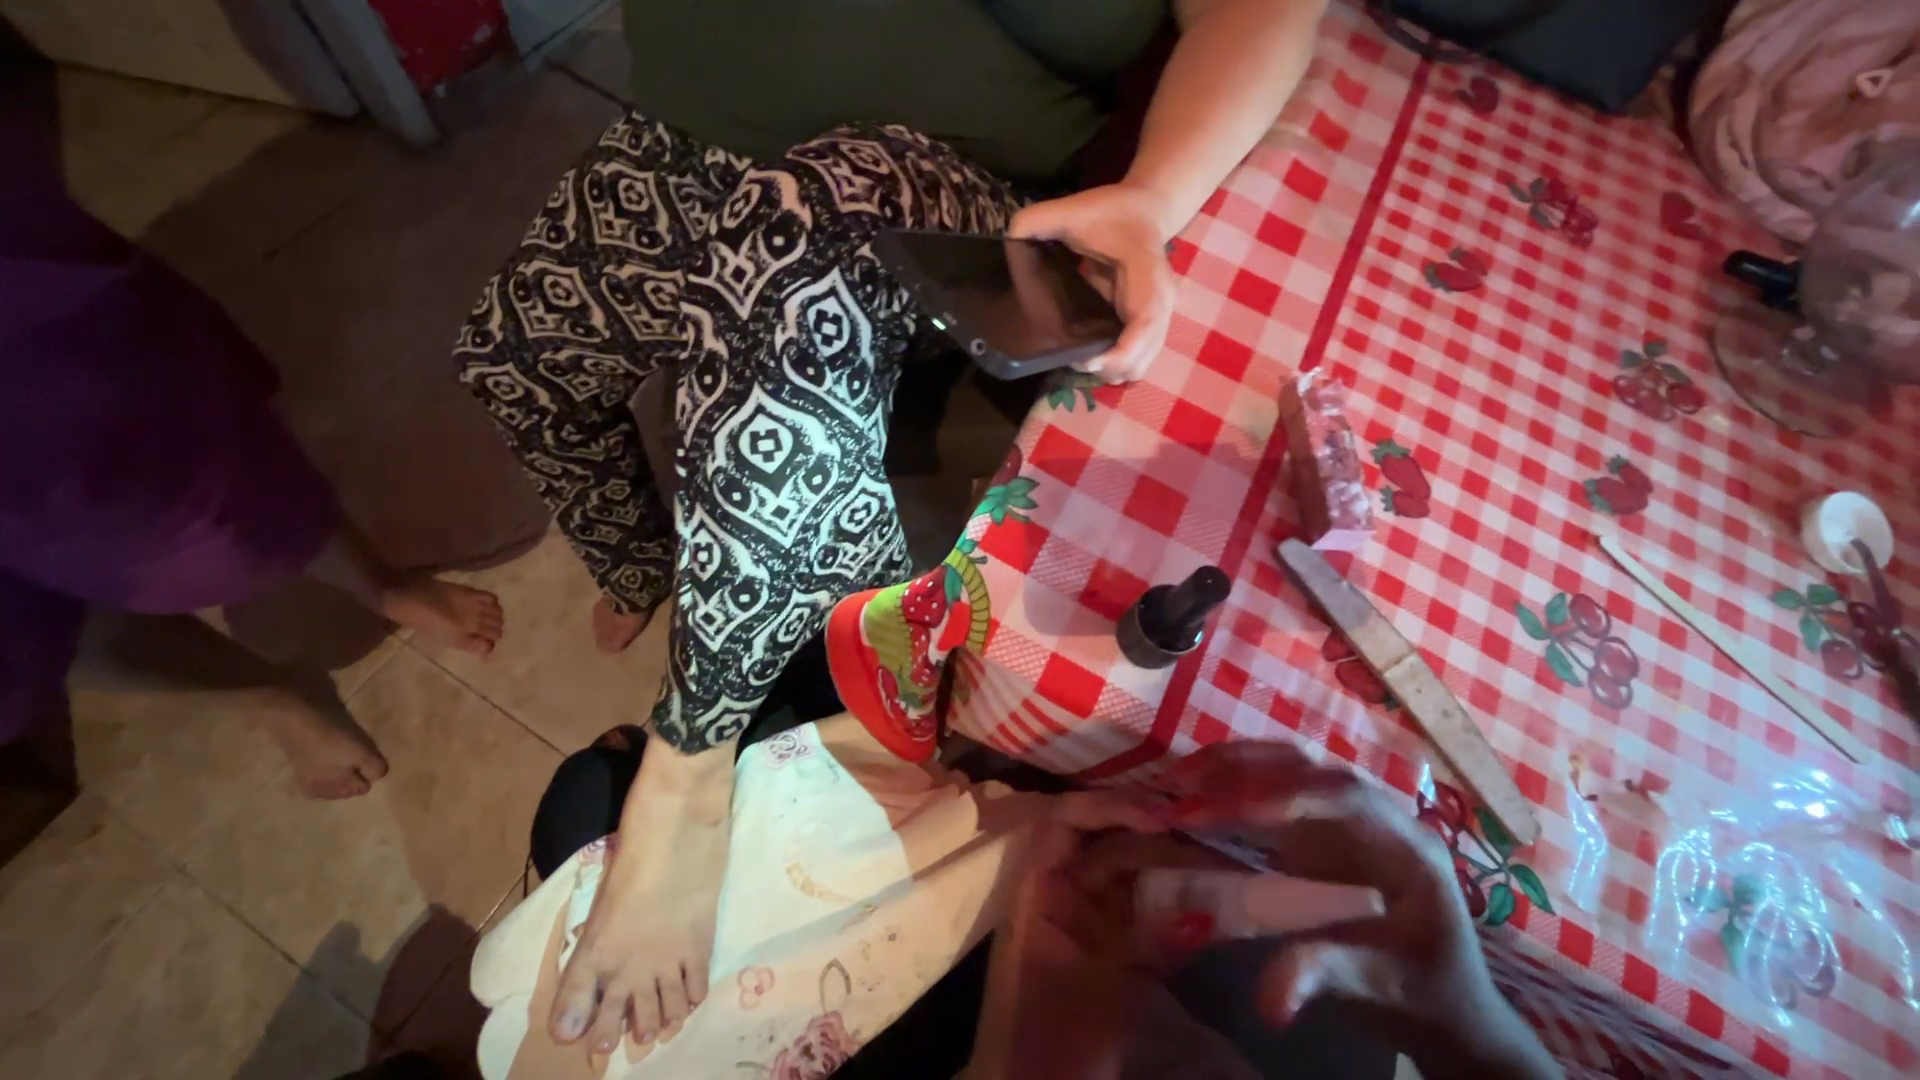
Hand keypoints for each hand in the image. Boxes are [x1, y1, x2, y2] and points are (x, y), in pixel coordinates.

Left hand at [548, 746, 733, 1055]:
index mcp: (597, 950)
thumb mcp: (603, 894)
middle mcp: (629, 964)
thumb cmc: (635, 846)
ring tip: (661, 1026)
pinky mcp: (699, 944)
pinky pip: (695, 989)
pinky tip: (690, 995)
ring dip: (660, 1021)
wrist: (679, 821)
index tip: (582, 1039)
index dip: (583, 1028)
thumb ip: (591, 955)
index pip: (580, 1008)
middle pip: (623, 1019)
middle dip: (621, 1033)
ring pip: (663, 1011)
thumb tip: (574, 1009)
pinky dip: (691, 998)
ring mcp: (666, 958)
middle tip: (631, 1035)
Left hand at [977, 789, 1191, 1079]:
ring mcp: (1093, 916)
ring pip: (1135, 870)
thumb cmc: (1053, 1043)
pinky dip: (1180, 899)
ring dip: (1174, 863)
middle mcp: (1063, 891)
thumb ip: (1147, 946)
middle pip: (1108, 840)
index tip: (1160, 815)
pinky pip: (1151, 906)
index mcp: (1037, 889)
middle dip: (1155, 834)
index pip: (1064, 822)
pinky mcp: (1121, 943)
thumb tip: (1200, 914)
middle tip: (1209, 831)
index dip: (1107, 807)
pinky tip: (1216, 891)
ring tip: (1222, 856)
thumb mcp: (1100, 993)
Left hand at [1010, 184, 1177, 384]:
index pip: (1145, 325)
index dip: (1119, 353)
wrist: (1145, 211)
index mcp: (1149, 277)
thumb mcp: (1078, 207)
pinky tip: (1088, 355)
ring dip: (1109, 371)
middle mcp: (1161, 305)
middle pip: (1141, 359)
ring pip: (1138, 366)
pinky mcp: (1147, 327)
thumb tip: (1013, 234)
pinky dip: (1112, 365)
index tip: (1086, 360)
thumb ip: (1043, 218)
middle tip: (1071, 360)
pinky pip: (1134, 360)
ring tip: (1078, 359)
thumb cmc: (1113, 211)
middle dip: (1107, 368)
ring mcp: (1157, 320)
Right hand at [1168, 741, 1560, 1079]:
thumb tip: (1268, 1001)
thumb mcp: (1384, 988)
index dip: (1285, 797)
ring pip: (1283, 766)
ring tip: (1176, 779)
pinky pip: (1269, 789)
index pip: (1344, 797)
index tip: (1228, 812)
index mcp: (1405, 843)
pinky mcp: (1316, 828)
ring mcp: (1342, 816)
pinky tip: (1192, 792)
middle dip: (1241, 768)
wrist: (1447, 1005)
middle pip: (1306, 766)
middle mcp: (1373, 814)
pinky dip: (1229, 784)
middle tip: (1181, 785)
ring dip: (1228, 767)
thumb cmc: (1426, 994)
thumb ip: (1328, 976)